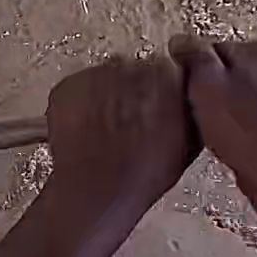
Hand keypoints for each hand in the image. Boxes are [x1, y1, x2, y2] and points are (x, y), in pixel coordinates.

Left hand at [42, 51, 198, 219]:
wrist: (95, 189)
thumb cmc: (143, 174)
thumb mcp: (186, 143)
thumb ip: (189, 110)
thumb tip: (189, 96)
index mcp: (166, 79)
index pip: (165, 67)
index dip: (159, 86)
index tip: (155, 101)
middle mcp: (129, 70)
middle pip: (133, 68)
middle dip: (131, 87)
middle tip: (127, 116)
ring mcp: (94, 76)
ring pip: (104, 75)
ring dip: (105, 92)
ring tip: (104, 124)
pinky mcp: (67, 86)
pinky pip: (77, 86)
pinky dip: (80, 101)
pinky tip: (85, 125)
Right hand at [170, 38, 256, 222]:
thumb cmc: (246, 128)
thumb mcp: (206, 83)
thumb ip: (193, 56)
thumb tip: (180, 41)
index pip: (215, 49)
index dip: (195, 71)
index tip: (191, 91)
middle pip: (229, 72)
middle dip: (212, 90)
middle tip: (201, 112)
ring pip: (240, 95)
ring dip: (225, 110)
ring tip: (217, 130)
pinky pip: (253, 116)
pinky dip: (241, 125)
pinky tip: (234, 140)